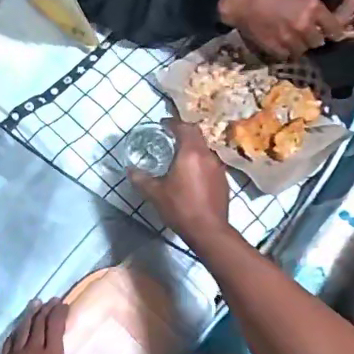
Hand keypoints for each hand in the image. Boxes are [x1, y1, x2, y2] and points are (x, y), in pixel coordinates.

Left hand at [0, 301, 127, 353]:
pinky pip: (7, 343)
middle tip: (50, 300)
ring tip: (33, 305)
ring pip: (21, 330)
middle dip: (45, 310)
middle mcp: (32, 352)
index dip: (59, 312)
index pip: (55, 325)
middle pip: (38, 323)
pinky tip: (15, 330)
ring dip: (28, 315)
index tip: (63, 303)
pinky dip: (13, 332)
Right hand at [129, 119, 238, 247]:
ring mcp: (218, 167)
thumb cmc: (180, 208)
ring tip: (178, 157)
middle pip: (196, 135)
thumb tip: (130, 170)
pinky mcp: (223, 180)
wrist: (209, 231)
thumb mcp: (154, 194)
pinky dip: (199, 162)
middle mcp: (207, 155)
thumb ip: (140, 179)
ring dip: (192, 149)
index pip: (184, 127)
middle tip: (169, 138)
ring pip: (204, 149)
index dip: (173, 123)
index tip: (163, 125)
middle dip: (183, 133)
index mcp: (190, 153)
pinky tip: (191, 175)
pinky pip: (210, 163)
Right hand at [218, 0, 343, 59]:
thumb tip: (316, 15)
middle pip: (318, 42)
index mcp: (312, 7)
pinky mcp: (275, 48)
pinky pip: (287, 55)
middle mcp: (304, 25)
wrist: (240, 1)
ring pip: (302, 51)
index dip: (334, 32)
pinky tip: (280, 44)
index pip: (334, 28)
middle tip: (306, 34)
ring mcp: (289, 39)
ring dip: (299, 46)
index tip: (332, 34)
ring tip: (292, 40)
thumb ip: (308, 3)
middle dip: (314, 38)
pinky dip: (285, 51)